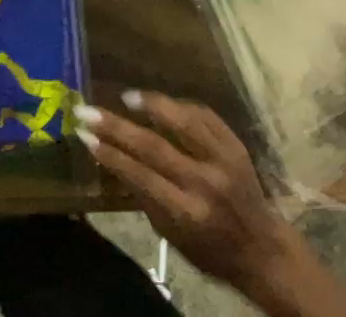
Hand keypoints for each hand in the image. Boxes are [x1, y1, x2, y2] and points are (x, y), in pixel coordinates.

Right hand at [70, 92, 296, 290]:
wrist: (261, 245)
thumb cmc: (209, 249)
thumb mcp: (172, 235)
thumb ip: (147, 198)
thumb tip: (117, 161)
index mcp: (186, 211)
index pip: (141, 176)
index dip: (111, 154)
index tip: (85, 135)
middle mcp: (205, 181)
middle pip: (154, 146)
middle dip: (116, 126)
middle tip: (89, 111)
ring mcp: (224, 158)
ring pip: (183, 121)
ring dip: (152, 105)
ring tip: (127, 97)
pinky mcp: (236, 143)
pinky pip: (205, 116)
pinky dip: (181, 106)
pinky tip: (161, 102)